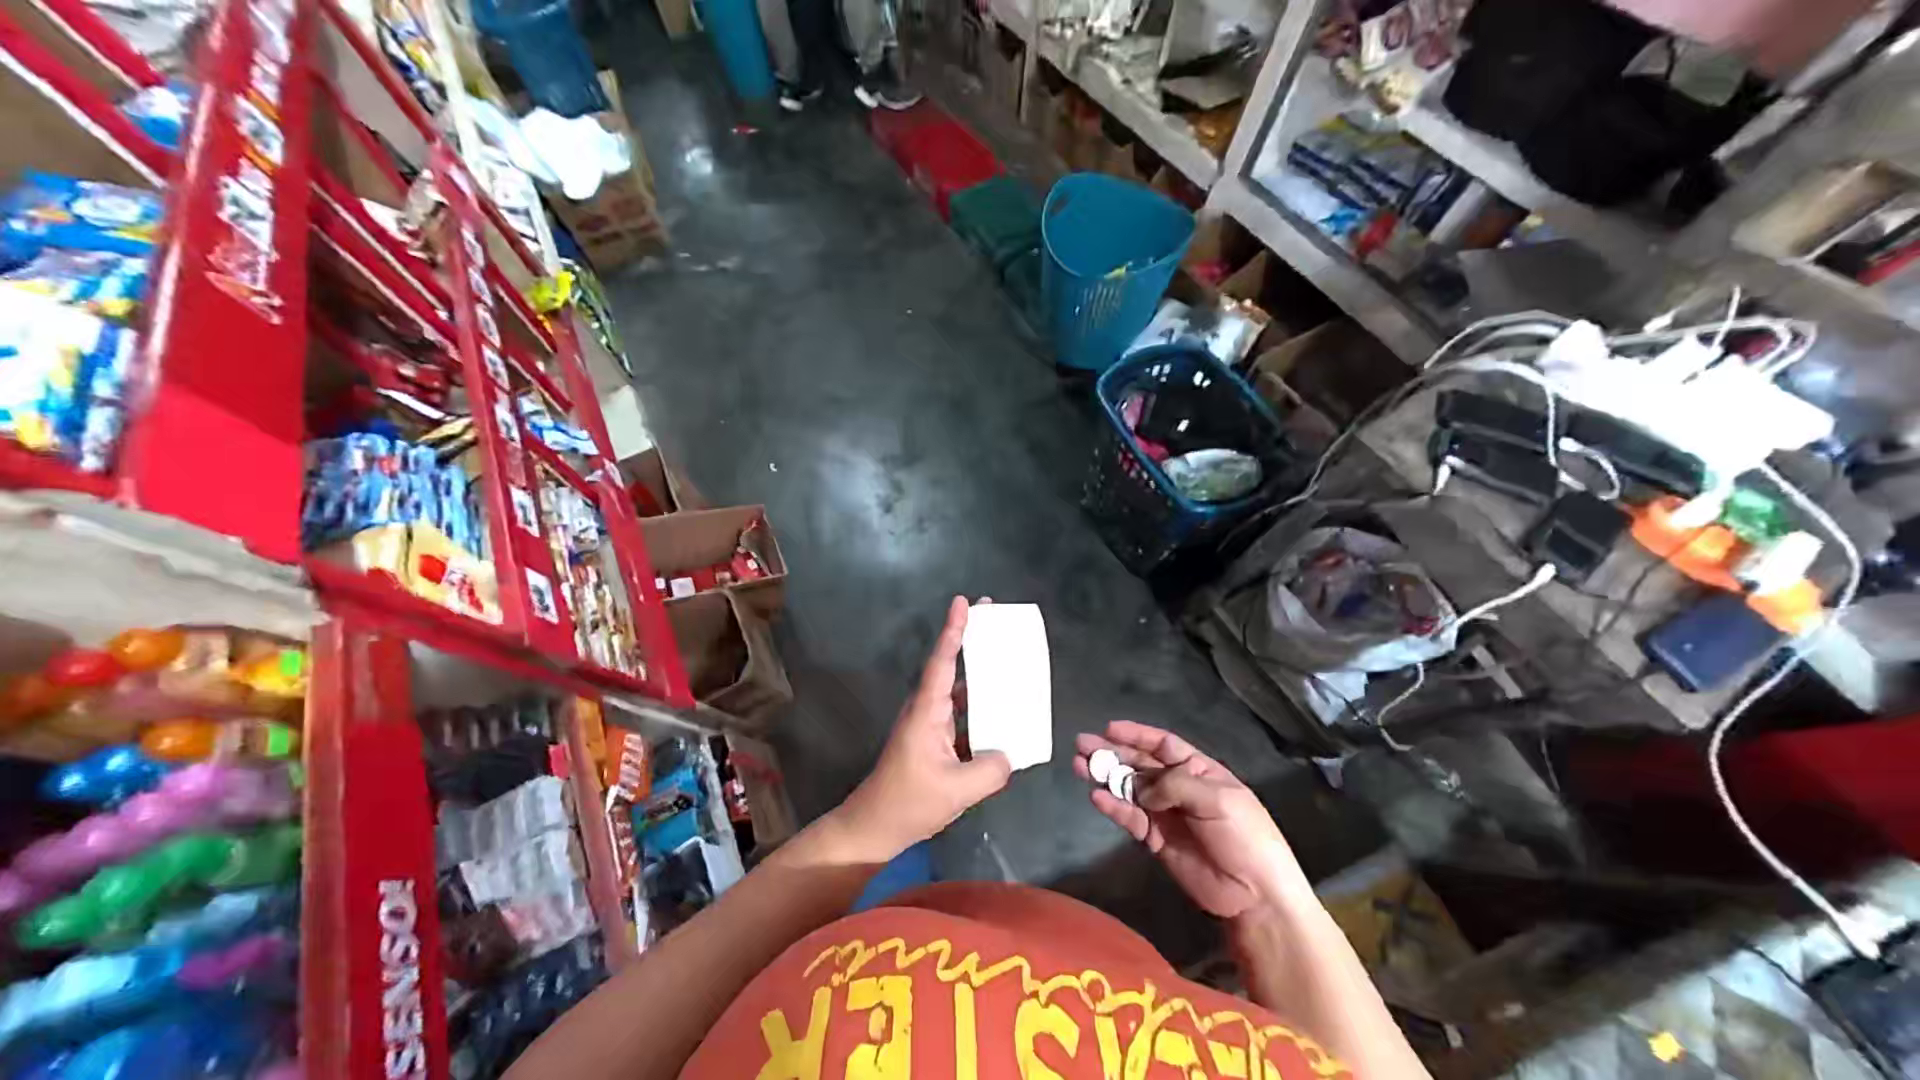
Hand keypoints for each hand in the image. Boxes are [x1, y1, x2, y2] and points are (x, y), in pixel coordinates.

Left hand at [831, 597, 1011, 862]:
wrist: (876, 827)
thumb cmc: (908, 802)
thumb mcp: (956, 790)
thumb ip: (991, 771)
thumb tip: (1010, 756)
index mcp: (927, 712)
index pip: (943, 662)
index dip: (954, 631)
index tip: (964, 602)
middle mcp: (928, 711)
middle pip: (952, 666)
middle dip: (971, 639)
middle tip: (993, 615)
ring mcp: (931, 726)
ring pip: (959, 692)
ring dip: (981, 677)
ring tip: (1009, 661)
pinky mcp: (935, 743)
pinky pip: (963, 717)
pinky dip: (982, 711)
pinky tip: (1005, 716)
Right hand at [1075, 721, 1305, 918]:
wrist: (1255, 895)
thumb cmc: (1245, 837)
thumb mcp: (1217, 799)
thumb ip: (1174, 786)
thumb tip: (1140, 790)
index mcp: (1199, 771)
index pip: (1162, 745)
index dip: (1136, 735)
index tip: (1109, 729)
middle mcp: (1178, 788)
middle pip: (1139, 764)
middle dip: (1111, 753)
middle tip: (1082, 745)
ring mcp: (1165, 814)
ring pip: (1128, 789)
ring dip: (1105, 777)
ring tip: (1080, 767)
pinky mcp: (1156, 840)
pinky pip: (1130, 818)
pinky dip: (1113, 807)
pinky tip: (1097, 797)